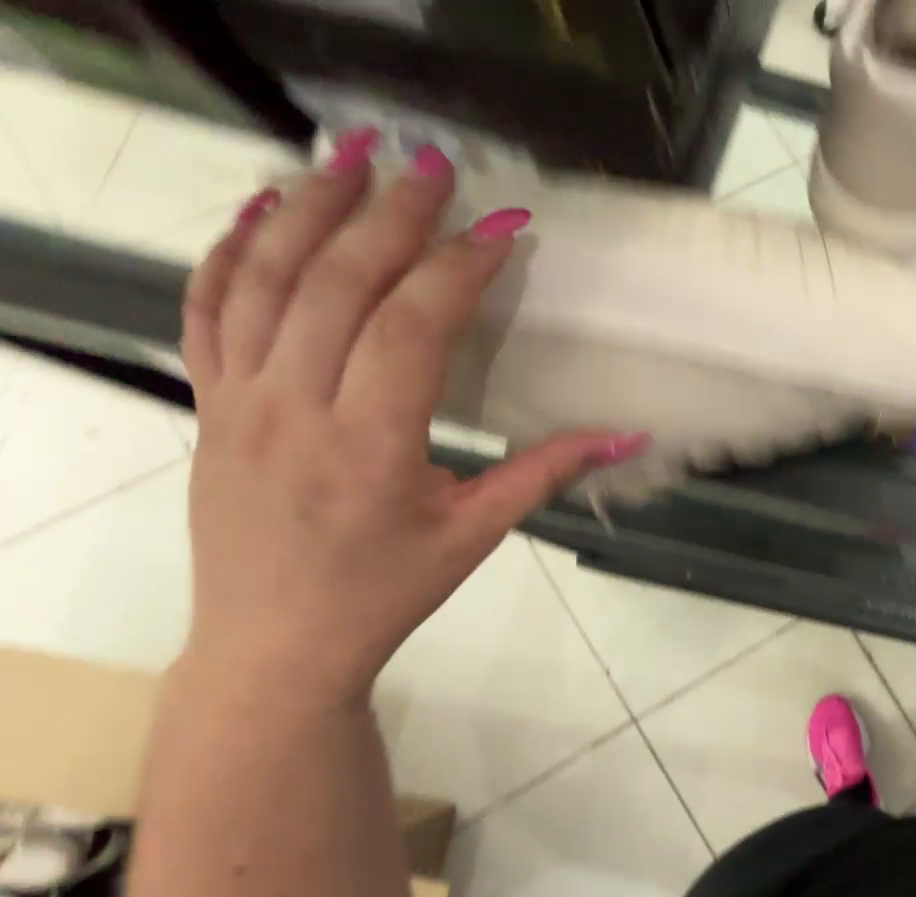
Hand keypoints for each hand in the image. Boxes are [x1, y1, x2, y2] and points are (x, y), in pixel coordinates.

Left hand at [177, 130, 645, 707]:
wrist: (274, 643)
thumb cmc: (386, 591)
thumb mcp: (475, 535)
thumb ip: (547, 472)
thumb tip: (630, 436)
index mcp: (369, 447)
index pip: (413, 329)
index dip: (460, 269)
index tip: (502, 225)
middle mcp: (292, 409)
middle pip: (338, 284)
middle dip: (390, 214)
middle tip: (433, 161)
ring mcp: (235, 400)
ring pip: (265, 280)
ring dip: (310, 208)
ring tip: (352, 154)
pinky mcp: (206, 402)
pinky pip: (207, 309)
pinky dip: (230, 249)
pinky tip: (260, 206)